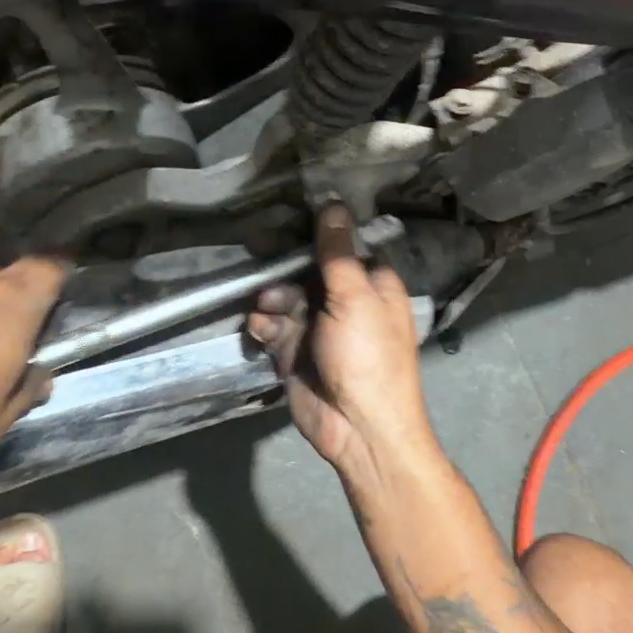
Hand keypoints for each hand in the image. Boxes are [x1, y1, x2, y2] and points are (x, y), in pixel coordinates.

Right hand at [247, 206, 440, 488]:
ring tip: (267, 310)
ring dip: (272, 300)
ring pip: (285, 297)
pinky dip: (264, 324)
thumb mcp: (355, 299)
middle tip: (271, 279)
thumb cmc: (368, 357)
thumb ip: (338, 253)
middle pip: (306, 271)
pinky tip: (260, 328)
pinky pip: (273, 327)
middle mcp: (345, 302)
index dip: (317, 236)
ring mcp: (318, 328)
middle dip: (285, 273)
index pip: (342, 247)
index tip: (287, 219)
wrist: (357, 428)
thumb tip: (334, 203)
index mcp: (372, 285)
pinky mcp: (295, 352)